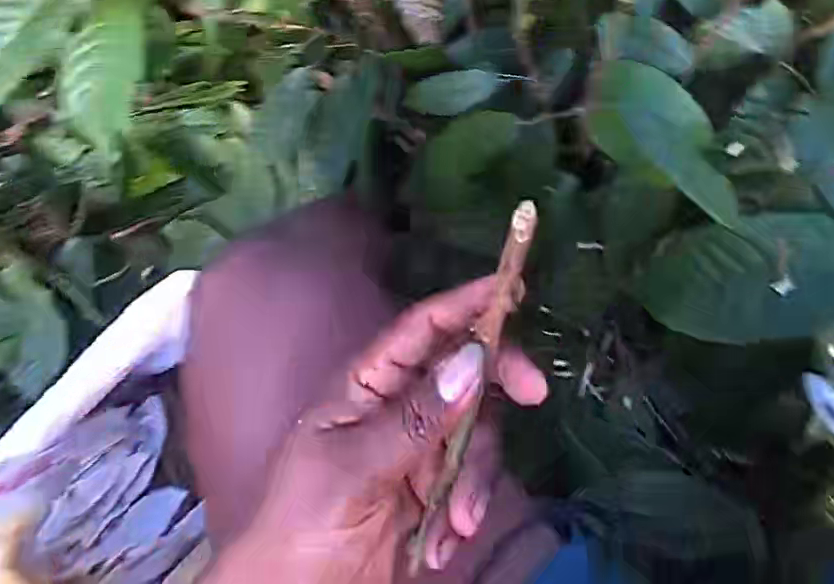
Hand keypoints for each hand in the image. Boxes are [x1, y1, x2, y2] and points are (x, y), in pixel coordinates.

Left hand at [204, 277, 549, 583]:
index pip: (425, 326)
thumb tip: (474, 359)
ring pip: (478, 426)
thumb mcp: (352, 472)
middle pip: (466, 367)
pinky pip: (474, 474)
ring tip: (458, 523)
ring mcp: (423, 443)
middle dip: (499, 381)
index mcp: (371, 382)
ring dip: (476, 474)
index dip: (468, 301)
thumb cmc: (299, 530)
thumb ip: (415, 418)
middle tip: (534, 392)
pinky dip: (467, 507)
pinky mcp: (437, 485)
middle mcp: (402, 402)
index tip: (514, 288)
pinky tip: (443, 545)